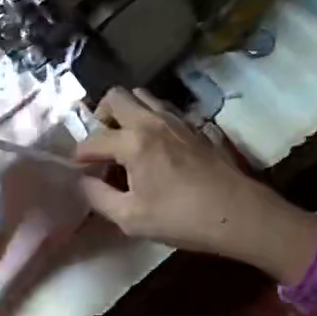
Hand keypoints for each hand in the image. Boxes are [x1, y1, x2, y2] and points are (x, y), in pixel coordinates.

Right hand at [74, 88, 315, 280]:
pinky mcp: (198, 126)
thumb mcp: (131, 218)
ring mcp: (178, 119)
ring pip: (144, 97)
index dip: (79, 154)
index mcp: (133, 142)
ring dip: (129, 112)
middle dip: (101, 115)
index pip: (94, 139)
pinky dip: (155, 120)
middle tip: (103, 143)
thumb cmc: (182, 219)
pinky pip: (167, 110)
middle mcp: (153, 121)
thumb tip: (82, 182)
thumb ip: (99, 197)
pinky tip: (160, 146)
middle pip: (116, 96)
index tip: (77, 167)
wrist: (239, 213)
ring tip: (128, 141)